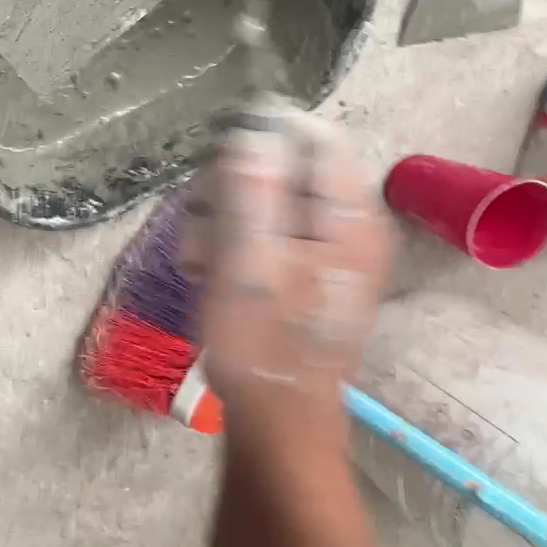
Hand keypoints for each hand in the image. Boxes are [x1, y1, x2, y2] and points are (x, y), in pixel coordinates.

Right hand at [180, 104, 393, 445]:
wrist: (278, 416)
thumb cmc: (260, 342)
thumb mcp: (246, 263)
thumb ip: (251, 192)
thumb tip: (253, 130)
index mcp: (347, 217)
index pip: (312, 136)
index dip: (259, 138)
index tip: (214, 169)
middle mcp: (348, 223)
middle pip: (284, 163)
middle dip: (230, 186)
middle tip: (197, 223)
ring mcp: (329, 245)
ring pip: (266, 195)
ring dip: (221, 216)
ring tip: (200, 258)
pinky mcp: (308, 265)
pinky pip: (265, 226)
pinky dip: (232, 239)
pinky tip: (212, 269)